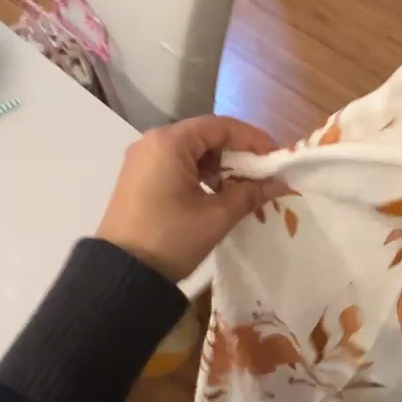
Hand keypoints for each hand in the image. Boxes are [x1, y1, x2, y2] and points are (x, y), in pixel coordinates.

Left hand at [95, 116, 284, 280]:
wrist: (122, 274)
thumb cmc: (172, 238)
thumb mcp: (217, 216)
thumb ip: (251, 193)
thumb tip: (279, 183)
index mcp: (170, 142)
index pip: (221, 126)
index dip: (253, 139)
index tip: (276, 157)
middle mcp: (152, 142)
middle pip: (205, 135)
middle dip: (237, 152)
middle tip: (262, 173)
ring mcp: (142, 159)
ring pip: (191, 150)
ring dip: (219, 165)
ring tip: (242, 187)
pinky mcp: (137, 178)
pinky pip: (175, 164)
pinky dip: (200, 174)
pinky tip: (215, 193)